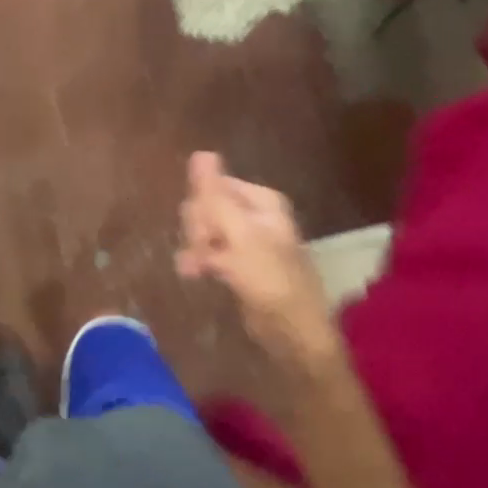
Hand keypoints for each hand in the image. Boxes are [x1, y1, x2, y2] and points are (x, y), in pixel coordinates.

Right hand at [175, 152, 337, 369]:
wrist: (294, 335)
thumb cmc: (271, 280)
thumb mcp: (241, 234)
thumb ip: (216, 196)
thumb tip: (201, 152)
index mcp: (261, 202)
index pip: (216, 187)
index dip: (202, 206)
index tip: (199, 232)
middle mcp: (255, 216)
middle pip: (209, 207)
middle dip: (199, 228)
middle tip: (202, 250)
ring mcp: (248, 243)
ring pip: (207, 231)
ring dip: (197, 246)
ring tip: (193, 269)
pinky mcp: (240, 268)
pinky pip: (212, 253)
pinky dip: (202, 261)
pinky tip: (194, 274)